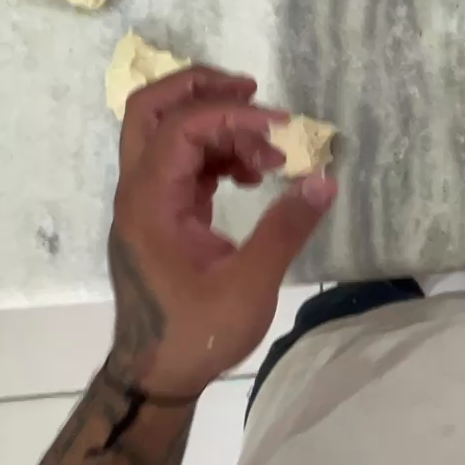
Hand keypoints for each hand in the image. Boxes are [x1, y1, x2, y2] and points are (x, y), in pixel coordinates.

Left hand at [105, 65, 337, 399]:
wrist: (156, 375)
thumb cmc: (198, 333)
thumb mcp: (250, 284)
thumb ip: (286, 228)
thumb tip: (324, 179)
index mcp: (150, 203)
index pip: (181, 130)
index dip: (232, 116)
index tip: (282, 129)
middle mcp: (139, 192)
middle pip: (151, 111)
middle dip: (202, 89)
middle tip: (253, 91)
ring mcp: (148, 201)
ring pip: (170, 133)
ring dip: (220, 127)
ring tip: (271, 153)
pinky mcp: (164, 214)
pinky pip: (186, 163)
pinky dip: (220, 154)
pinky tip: (255, 175)